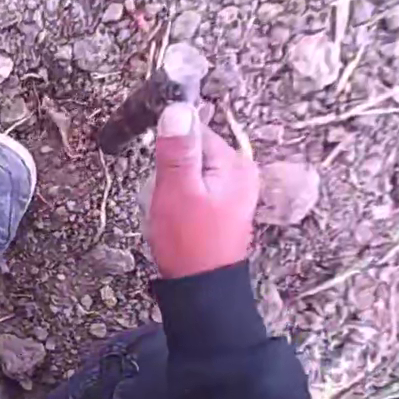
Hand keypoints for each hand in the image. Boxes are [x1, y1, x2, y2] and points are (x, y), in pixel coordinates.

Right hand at [147, 102, 259, 278]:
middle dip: (170, 168)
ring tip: (170, 209)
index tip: (159, 166)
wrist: (201, 289)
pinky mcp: (221, 206)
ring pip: (190, 170)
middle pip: (193, 150)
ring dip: (172, 184)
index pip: (195, 130)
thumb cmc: (190, 244)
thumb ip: (177, 150)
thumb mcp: (177, 191)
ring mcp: (232, 191)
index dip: (170, 145)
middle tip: (166, 195)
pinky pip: (193, 187)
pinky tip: (175, 215)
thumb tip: (177, 108)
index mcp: (234, 164)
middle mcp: (240, 173)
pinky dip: (179, 196)